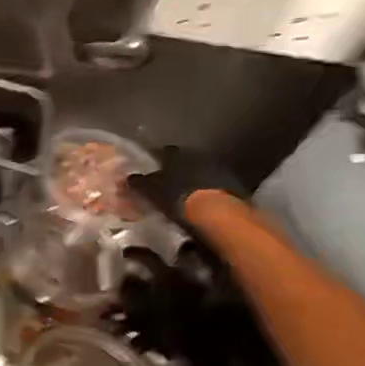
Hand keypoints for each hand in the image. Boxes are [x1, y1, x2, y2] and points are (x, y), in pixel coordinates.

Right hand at [128, 146, 247, 225]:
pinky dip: (209, 192)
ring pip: (202, 173)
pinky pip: (216, 186)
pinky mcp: (235, 187)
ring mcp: (220, 171)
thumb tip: (129, 178)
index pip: (166, 152)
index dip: (159, 158)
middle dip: (179, 169)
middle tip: (170, 181)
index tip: (154, 167)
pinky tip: (202, 202)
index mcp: (178, 156)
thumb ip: (139, 183)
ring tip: (186, 193)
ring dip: (195, 180)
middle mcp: (199, 158)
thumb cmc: (177, 197)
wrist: (217, 213)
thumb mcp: (150, 191)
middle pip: (187, 161)